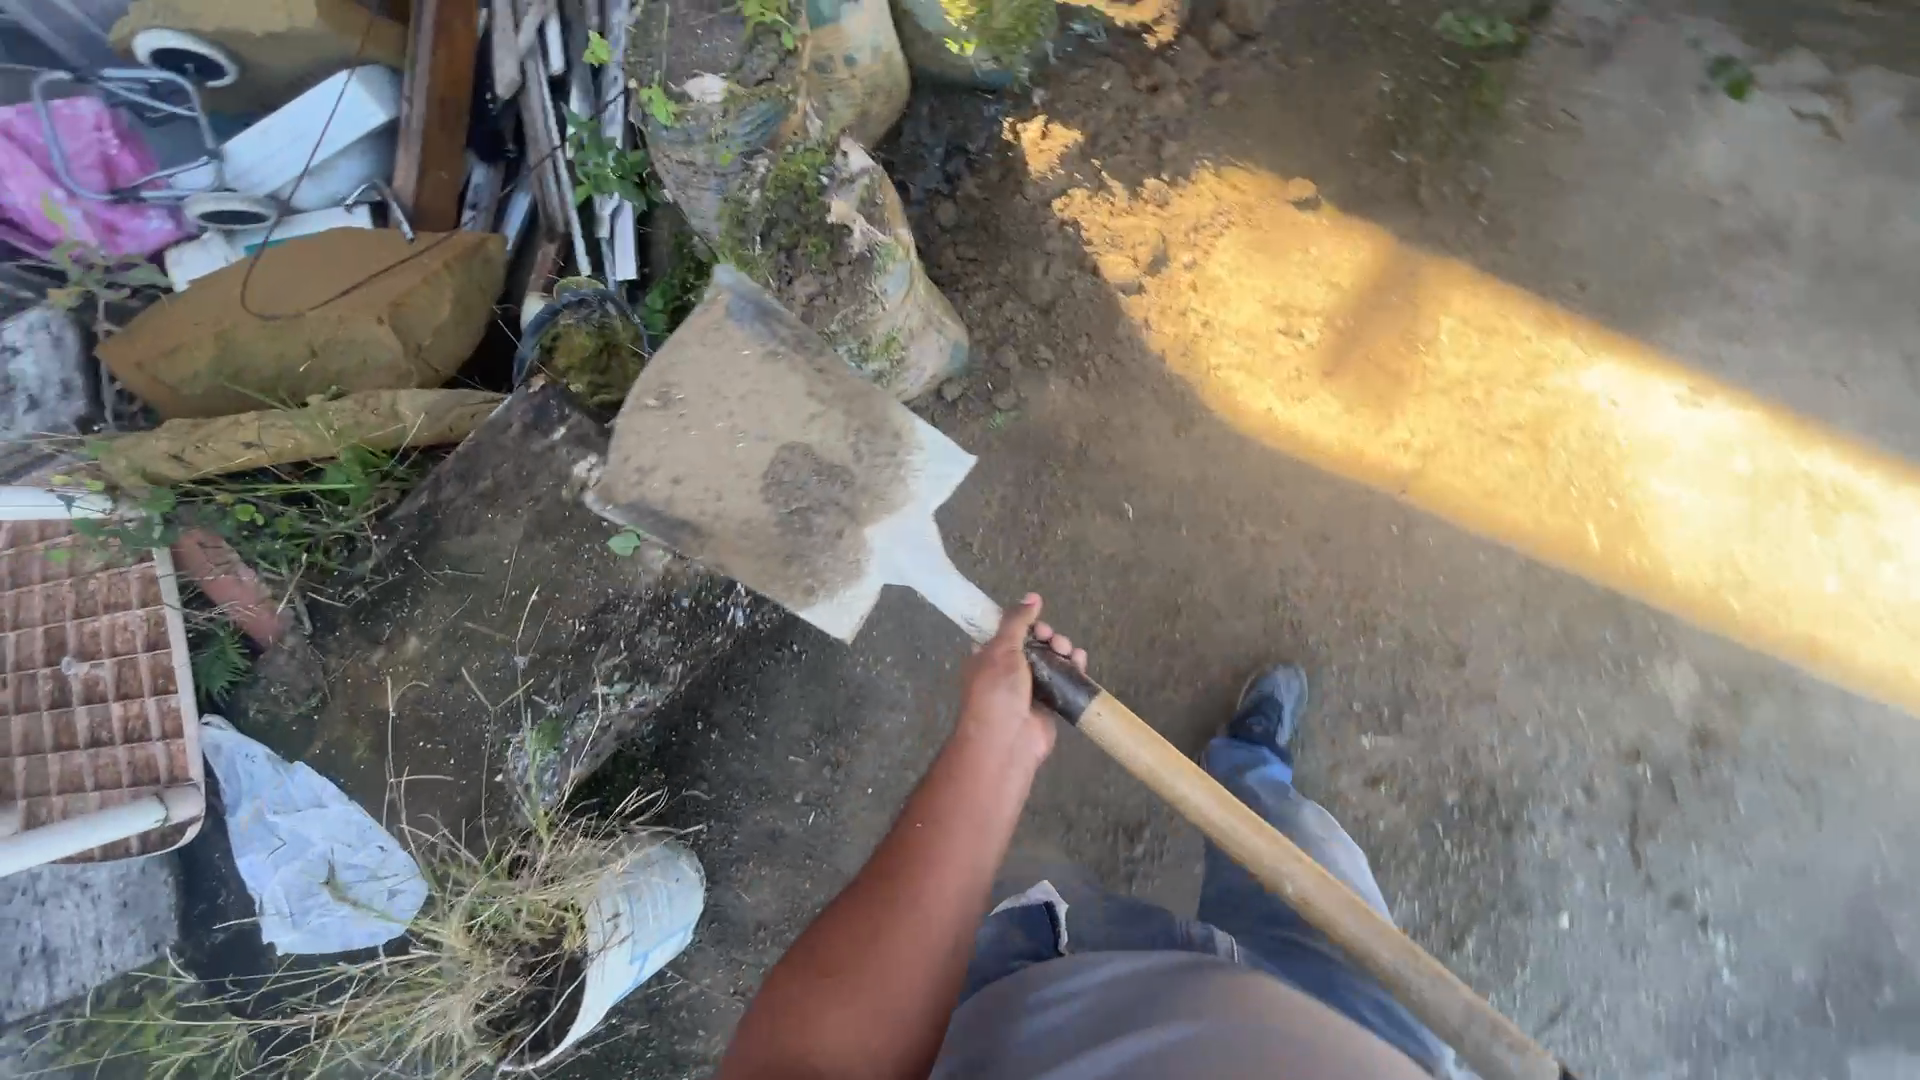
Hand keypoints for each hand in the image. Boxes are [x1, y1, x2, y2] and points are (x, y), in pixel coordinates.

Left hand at [957, 594, 1088, 767]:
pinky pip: (1064, 680)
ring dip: (1063, 650)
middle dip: (1047, 636)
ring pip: (1051, 660)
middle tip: (1053, 639)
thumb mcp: (1002, 648)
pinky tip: (1080, 661)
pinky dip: (1073, 669)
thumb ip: (1017, 620)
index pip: (1009, 632)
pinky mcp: (1049, 703)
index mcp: (988, 656)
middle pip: (1033, 644)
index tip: (1036, 622)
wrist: (1007, 739)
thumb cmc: (997, 691)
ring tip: (1069, 651)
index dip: (1025, 623)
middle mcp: (1007, 671)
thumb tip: (1032, 596)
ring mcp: (1029, 688)